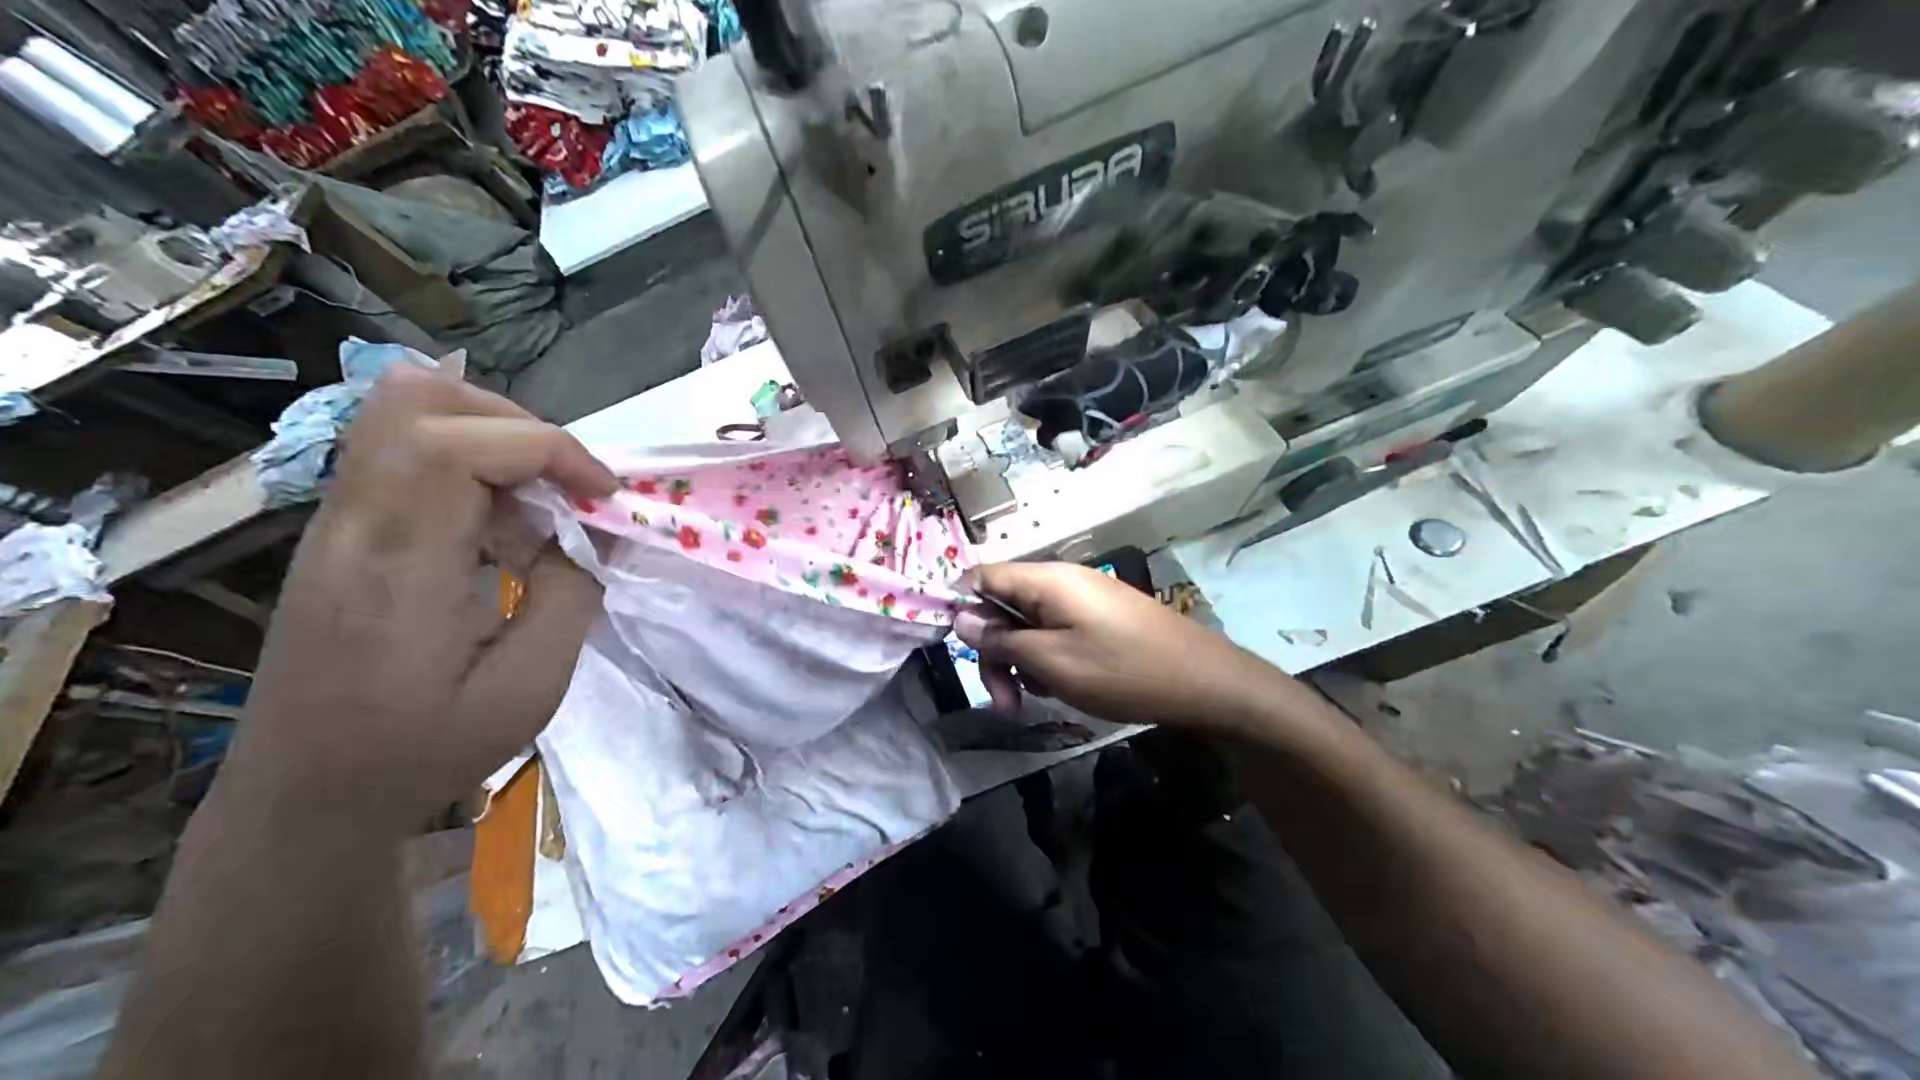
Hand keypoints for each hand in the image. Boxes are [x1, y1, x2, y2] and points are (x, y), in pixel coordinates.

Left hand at [221, 365, 615, 829]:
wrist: (306, 798)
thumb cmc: (422, 753)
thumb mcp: (527, 690)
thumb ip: (570, 597)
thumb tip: (590, 535)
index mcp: (398, 567)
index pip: (454, 445)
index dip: (546, 446)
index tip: (600, 493)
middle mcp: (355, 526)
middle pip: (414, 402)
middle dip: (516, 424)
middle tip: (567, 482)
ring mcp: (340, 526)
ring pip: (405, 419)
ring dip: (495, 444)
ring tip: (540, 509)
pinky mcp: (344, 537)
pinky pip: (407, 462)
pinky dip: (474, 474)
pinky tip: (503, 537)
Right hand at [953, 562, 1305, 732]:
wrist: (1207, 683)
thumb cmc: (1123, 671)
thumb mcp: (1052, 662)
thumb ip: (1002, 640)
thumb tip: (962, 618)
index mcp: (1047, 580)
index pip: (983, 576)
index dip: (962, 607)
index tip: (957, 650)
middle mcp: (1063, 581)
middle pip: (1005, 605)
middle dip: (997, 652)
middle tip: (1005, 702)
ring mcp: (1086, 599)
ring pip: (1031, 624)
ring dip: (1022, 662)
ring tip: (1038, 699)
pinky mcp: (1103, 618)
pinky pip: (1058, 631)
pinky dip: (1049, 659)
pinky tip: (1063, 688)